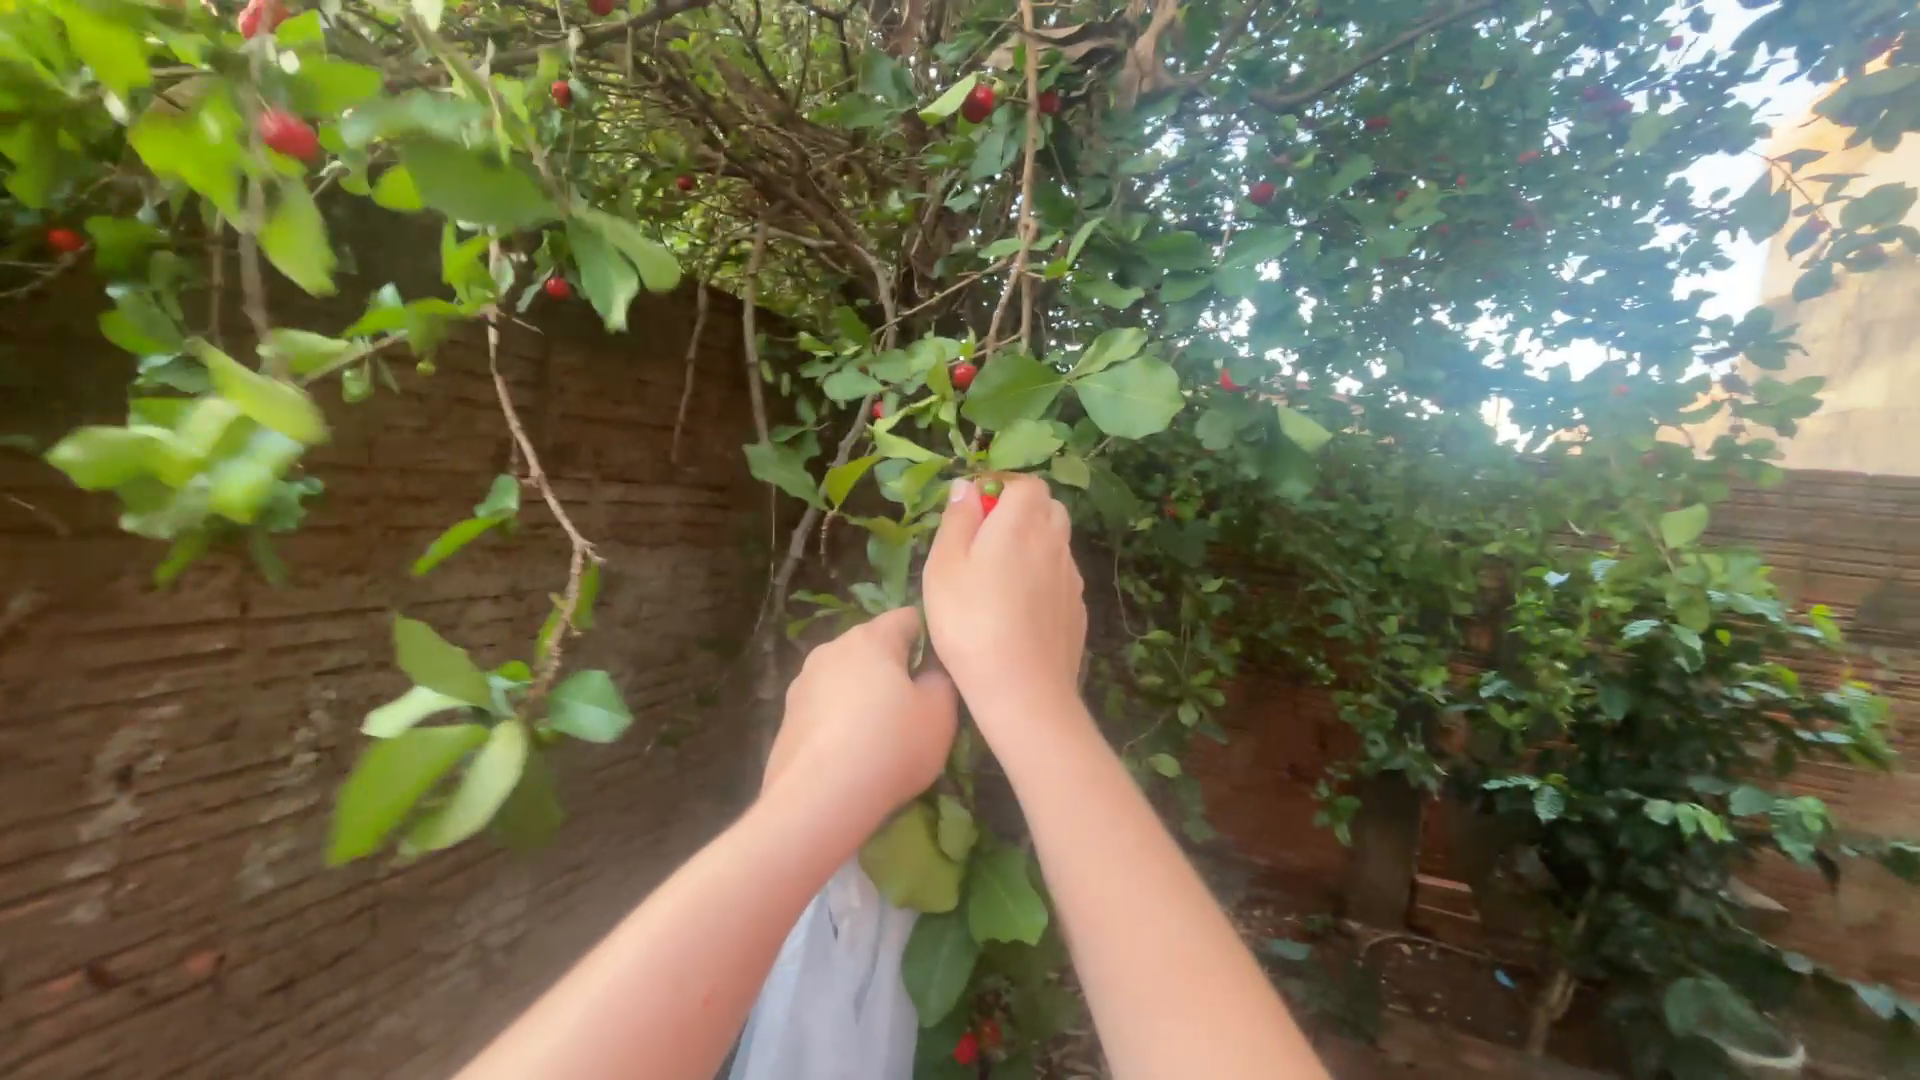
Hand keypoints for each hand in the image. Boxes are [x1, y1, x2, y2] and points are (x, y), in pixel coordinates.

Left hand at [763, 607, 958, 827]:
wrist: (819, 798)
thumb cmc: (890, 745)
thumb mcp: (939, 714)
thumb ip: (941, 682)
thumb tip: (930, 673)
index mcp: (871, 638)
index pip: (907, 618)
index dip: (929, 639)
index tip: (940, 672)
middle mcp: (831, 650)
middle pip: (872, 647)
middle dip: (894, 669)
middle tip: (915, 707)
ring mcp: (803, 684)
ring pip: (845, 678)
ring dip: (864, 696)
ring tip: (881, 735)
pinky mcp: (787, 719)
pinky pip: (825, 709)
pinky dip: (841, 722)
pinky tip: (852, 755)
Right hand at [923, 475, 1087, 730]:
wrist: (1023, 690)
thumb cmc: (970, 622)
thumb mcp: (944, 567)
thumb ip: (957, 520)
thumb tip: (967, 487)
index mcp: (1022, 522)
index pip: (1026, 483)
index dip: (1000, 489)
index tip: (974, 514)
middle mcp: (1055, 541)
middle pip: (1047, 508)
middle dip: (1020, 513)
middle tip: (985, 543)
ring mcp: (1072, 577)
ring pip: (1056, 543)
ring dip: (1032, 546)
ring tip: (999, 580)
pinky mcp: (1077, 608)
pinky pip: (1060, 577)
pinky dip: (1042, 579)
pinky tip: (1018, 611)